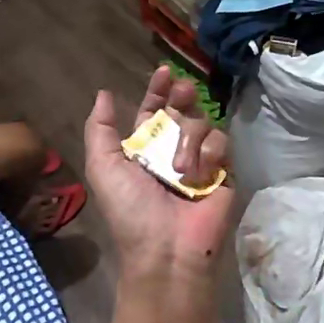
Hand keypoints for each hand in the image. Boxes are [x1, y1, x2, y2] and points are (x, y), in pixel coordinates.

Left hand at [83, 65, 236, 276]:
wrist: (166, 249)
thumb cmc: (131, 210)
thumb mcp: (103, 168)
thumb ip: (100, 129)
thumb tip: (103, 93)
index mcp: (144, 148)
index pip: (153, 110)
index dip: (157, 90)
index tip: (163, 73)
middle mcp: (172, 149)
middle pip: (182, 108)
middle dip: (182, 95)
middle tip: (182, 91)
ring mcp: (199, 158)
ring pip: (201, 122)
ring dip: (188, 138)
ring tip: (179, 169)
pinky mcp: (223, 168)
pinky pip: (220, 141)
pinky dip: (208, 154)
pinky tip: (199, 174)